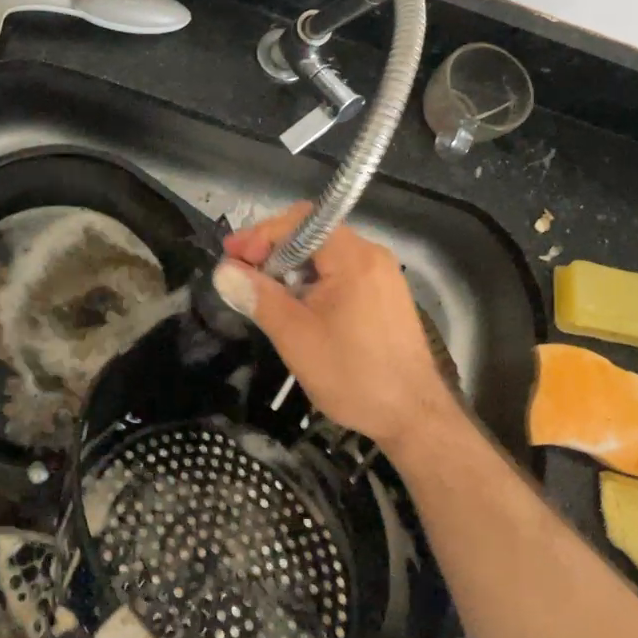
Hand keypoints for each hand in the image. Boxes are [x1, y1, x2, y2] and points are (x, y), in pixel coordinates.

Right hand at [213, 203, 457, 448]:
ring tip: (264, 293)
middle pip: (313, 233)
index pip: (300, 221)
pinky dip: (314, 281)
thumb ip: (258, 297)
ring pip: (327, 255)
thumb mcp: (296, 336)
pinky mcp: (386, 296)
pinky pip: (342, 273)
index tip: (233, 257)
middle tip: (241, 273)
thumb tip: (224, 270)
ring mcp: (382, 276)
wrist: (414, 417)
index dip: (261, 233)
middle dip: (273, 249)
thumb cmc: (352, 375)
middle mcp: (372, 256)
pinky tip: (298, 307)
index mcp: (353, 257)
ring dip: (292, 267)